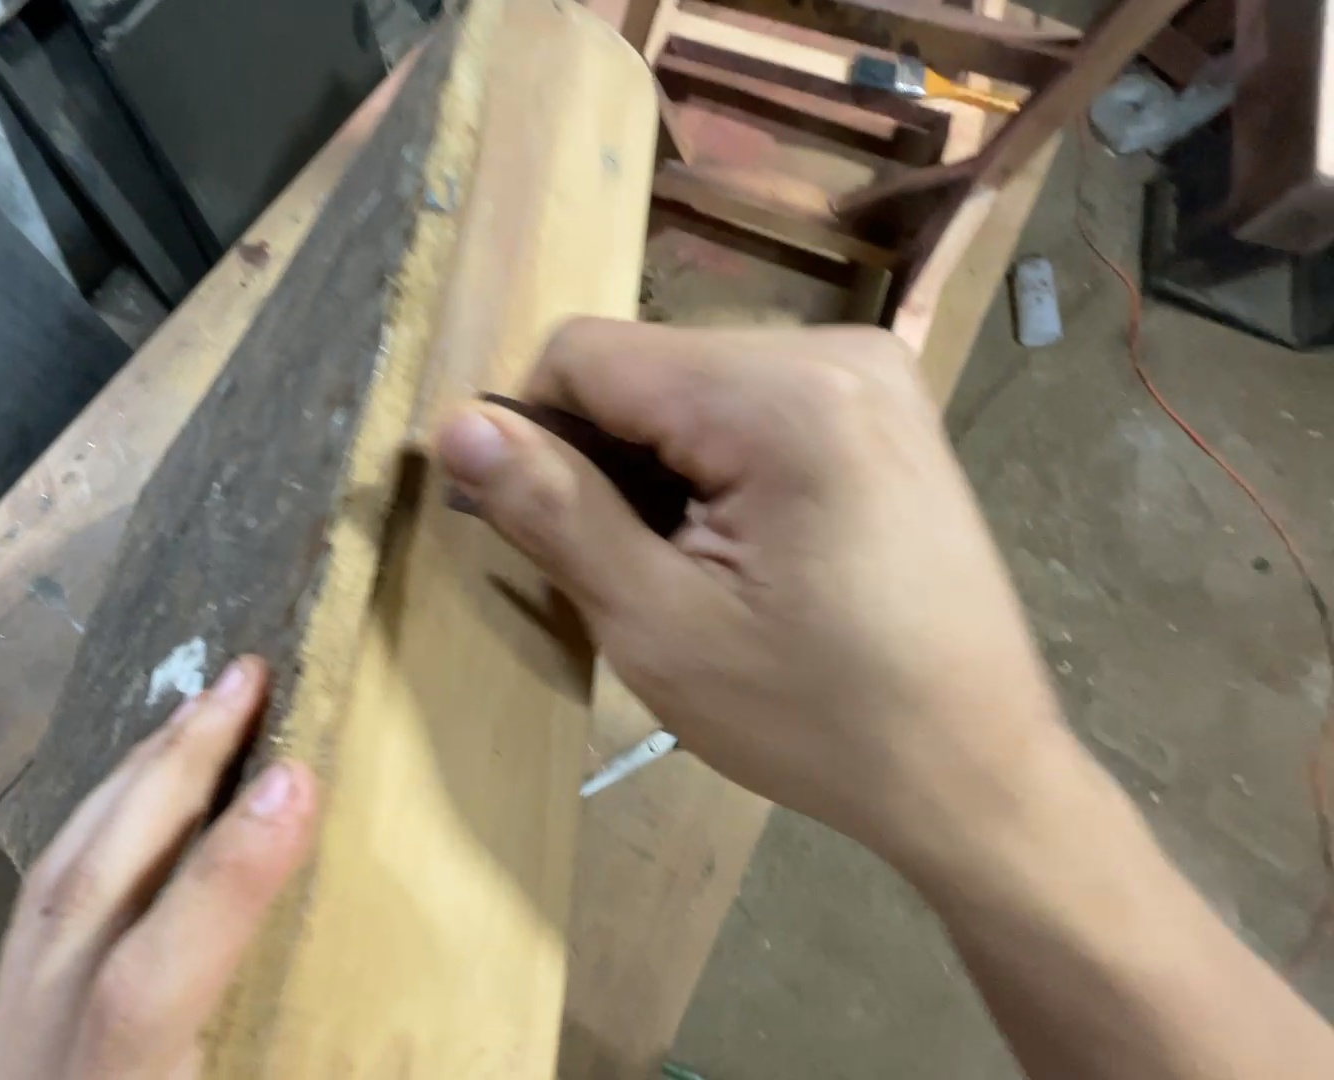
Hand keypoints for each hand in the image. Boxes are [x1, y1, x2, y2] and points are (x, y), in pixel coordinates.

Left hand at [0, 657, 318, 1079]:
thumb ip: (290, 1055)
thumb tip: (384, 1028)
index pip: (146, 988)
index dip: (226, 879)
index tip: (298, 780)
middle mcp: (33, 1056)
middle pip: (90, 888)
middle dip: (175, 768)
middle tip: (248, 679)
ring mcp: (5, 1024)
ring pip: (60, 869)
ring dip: (140, 771)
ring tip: (204, 706)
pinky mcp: (5, 1007)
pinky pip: (50, 883)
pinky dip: (104, 812)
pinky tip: (143, 783)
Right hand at [435, 319, 1076, 871]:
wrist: (970, 772)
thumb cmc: (810, 716)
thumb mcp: (654, 625)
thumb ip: (552, 511)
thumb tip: (455, 426)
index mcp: (780, 396)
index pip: (580, 354)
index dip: (535, 436)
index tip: (558, 530)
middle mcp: (830, 350)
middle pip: (631, 366)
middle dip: (596, 457)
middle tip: (629, 564)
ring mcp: (860, 370)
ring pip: (671, 383)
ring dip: (642, 465)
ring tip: (682, 560)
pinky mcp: (867, 402)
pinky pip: (727, 400)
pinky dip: (693, 461)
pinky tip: (727, 538)